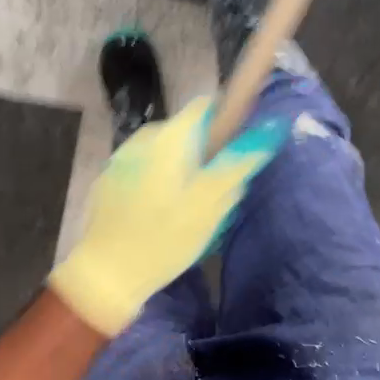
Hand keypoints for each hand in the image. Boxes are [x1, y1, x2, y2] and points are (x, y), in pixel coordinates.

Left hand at [48, 99, 285, 335]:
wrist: (106, 273)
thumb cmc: (166, 236)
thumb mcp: (211, 202)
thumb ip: (240, 161)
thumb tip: (272, 125)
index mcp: (170, 136)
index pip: (206, 106)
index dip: (226, 122)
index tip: (236, 152)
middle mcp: (143, 137)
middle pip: (186, 131)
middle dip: (205, 154)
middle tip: (217, 194)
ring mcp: (122, 157)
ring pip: (165, 151)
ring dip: (181, 169)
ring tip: (189, 210)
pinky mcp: (109, 178)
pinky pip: (145, 167)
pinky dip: (158, 181)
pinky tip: (160, 214)